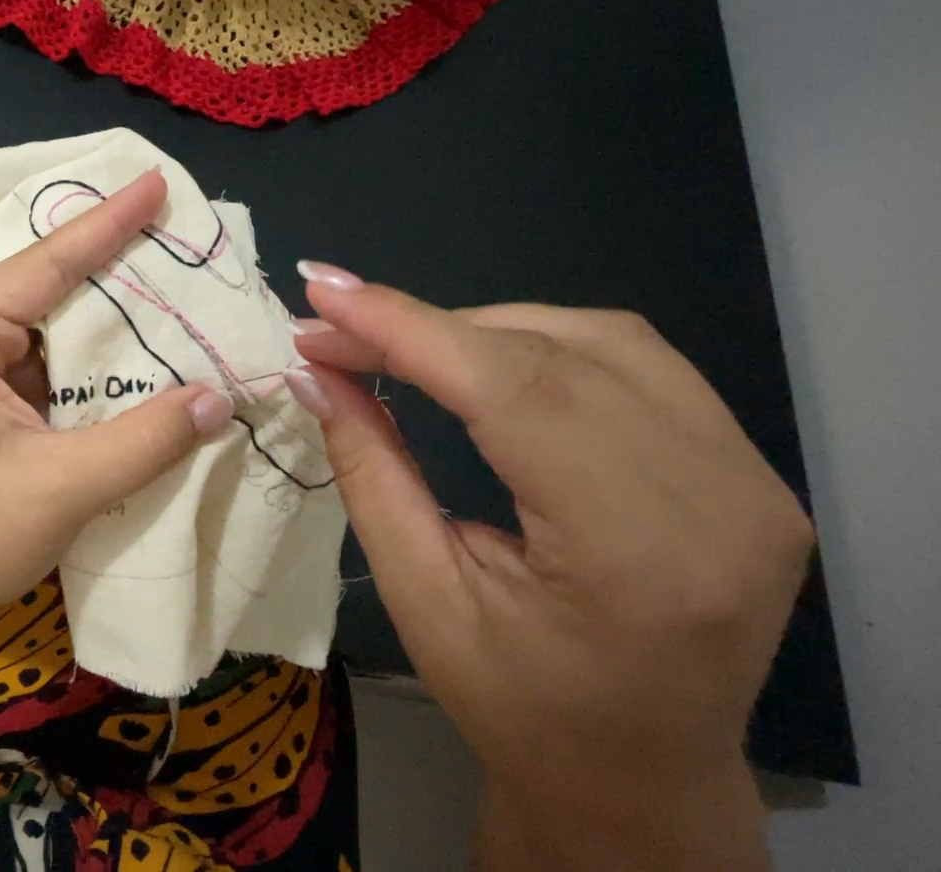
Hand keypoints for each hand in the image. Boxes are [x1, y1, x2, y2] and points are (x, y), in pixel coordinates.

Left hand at [0, 171, 235, 637]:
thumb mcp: (64, 487)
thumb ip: (146, 438)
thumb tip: (221, 396)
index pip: (43, 266)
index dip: (105, 224)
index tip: (155, 183)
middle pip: (46, 286)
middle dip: (110, 259)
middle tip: (176, 226)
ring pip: (52, 326)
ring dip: (108, 312)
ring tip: (173, 279)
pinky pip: (50, 364)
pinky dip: (95, 358)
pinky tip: (143, 349)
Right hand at [285, 264, 810, 868]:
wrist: (638, 776)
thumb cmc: (514, 704)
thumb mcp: (419, 595)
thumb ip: (370, 470)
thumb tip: (314, 372)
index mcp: (638, 554)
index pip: (516, 391)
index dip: (409, 328)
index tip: (322, 291)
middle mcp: (721, 501)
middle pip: (557, 353)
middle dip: (427, 324)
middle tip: (334, 328)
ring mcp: (752, 480)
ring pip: (602, 339)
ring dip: (484, 327)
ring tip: (396, 345)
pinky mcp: (748, 469)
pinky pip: (637, 363)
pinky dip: (540, 342)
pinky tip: (478, 360)